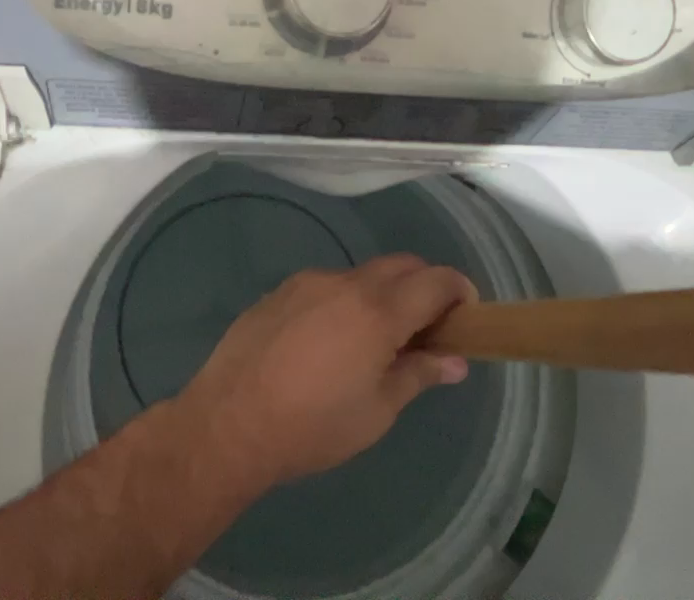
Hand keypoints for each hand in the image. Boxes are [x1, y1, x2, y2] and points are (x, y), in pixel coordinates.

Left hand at [174, 254, 476, 490]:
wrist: (228, 423)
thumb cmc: (312, 426)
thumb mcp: (377, 411)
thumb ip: (418, 375)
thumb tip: (454, 361)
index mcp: (378, 311)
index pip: (436, 280)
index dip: (459, 291)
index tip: (466, 316)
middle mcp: (345, 284)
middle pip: (401, 266)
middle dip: (424, 287)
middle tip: (426, 330)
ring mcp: (307, 283)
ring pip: (361, 275)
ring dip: (381, 295)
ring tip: (373, 342)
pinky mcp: (278, 292)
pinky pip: (326, 285)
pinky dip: (344, 301)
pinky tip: (327, 343)